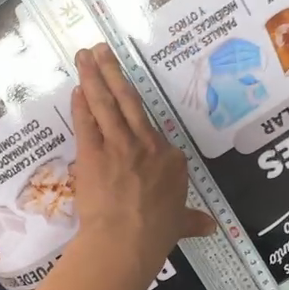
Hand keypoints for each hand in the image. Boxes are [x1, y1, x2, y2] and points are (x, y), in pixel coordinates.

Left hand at [69, 45, 214, 278]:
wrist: (126, 240)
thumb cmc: (155, 234)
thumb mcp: (180, 224)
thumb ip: (193, 220)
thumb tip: (211, 227)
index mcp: (171, 160)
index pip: (154, 133)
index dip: (139, 119)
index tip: (129, 101)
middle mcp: (147, 145)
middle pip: (130, 102)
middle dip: (114, 72)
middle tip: (102, 49)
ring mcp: (119, 146)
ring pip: (107, 104)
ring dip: (94, 76)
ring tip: (84, 55)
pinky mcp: (93, 153)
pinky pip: (87, 123)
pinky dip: (81, 104)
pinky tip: (77, 88)